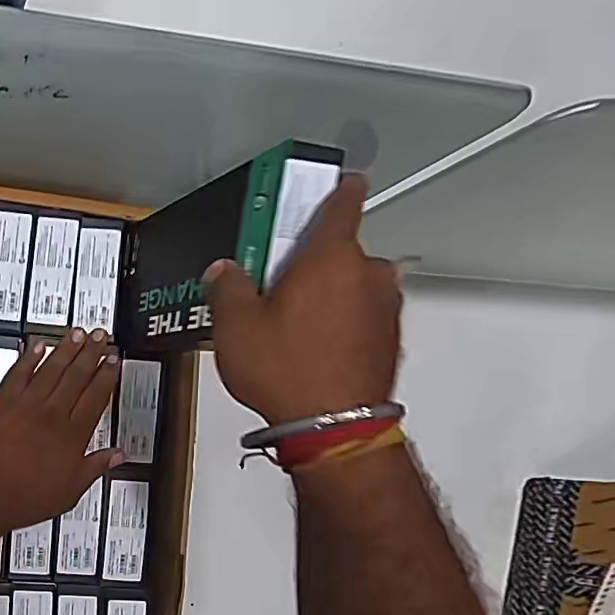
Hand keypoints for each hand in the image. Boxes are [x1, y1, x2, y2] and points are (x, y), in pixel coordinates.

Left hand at [0, 328, 121, 540]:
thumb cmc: (21, 498)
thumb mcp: (68, 491)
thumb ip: (94, 468)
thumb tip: (116, 456)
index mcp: (71, 436)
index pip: (96, 397)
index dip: (107, 376)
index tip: (114, 361)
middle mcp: (50, 415)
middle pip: (76, 376)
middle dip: (92, 353)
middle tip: (101, 337)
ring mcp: (24, 406)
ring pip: (50, 369)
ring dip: (66, 349)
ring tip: (78, 333)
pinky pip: (17, 373)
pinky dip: (28, 357)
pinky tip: (38, 344)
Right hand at [205, 173, 400, 423]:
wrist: (333, 425)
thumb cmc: (286, 370)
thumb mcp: (235, 327)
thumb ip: (228, 288)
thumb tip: (224, 270)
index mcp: (329, 257)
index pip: (343, 201)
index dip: (334, 189)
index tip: (325, 189)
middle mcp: (367, 273)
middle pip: (339, 250)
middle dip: (310, 263)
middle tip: (276, 287)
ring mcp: (384, 305)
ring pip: (352, 284)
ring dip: (327, 294)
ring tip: (291, 325)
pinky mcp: (390, 337)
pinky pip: (361, 314)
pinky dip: (341, 321)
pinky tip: (311, 348)